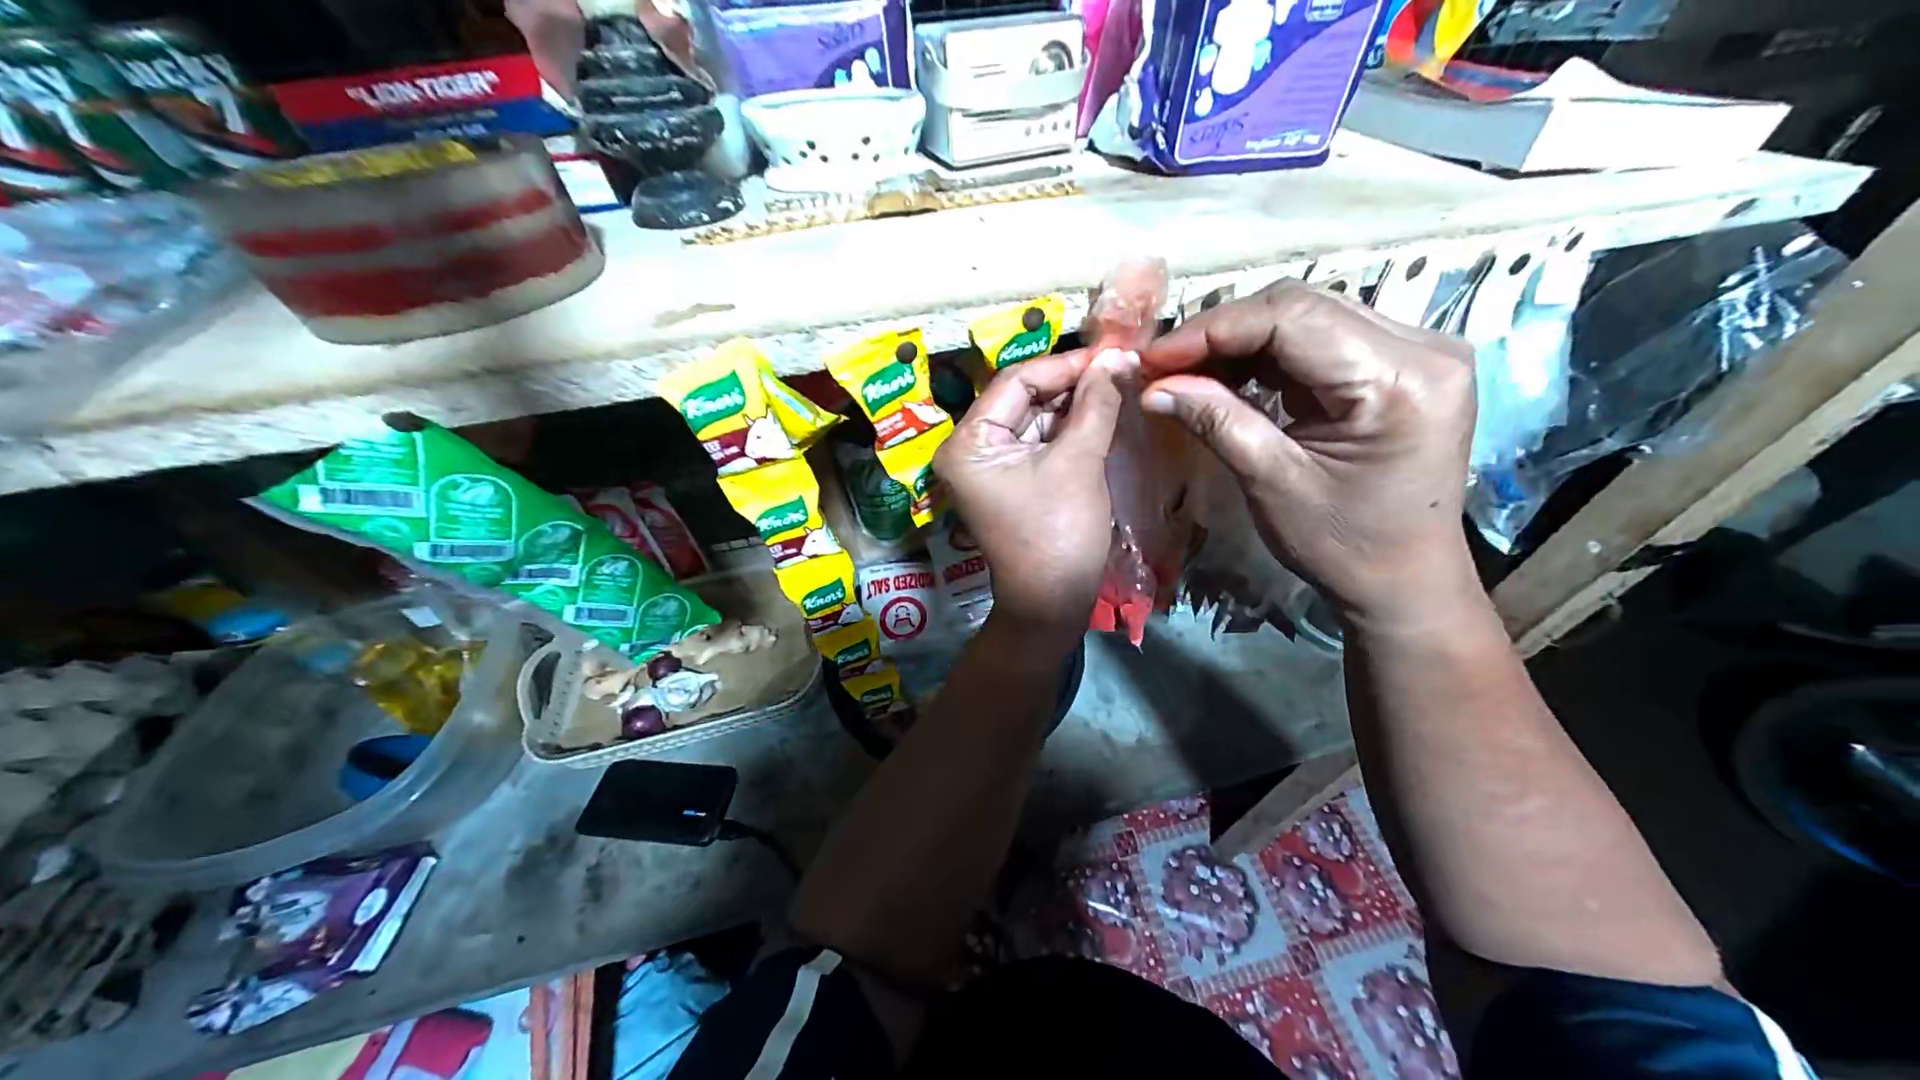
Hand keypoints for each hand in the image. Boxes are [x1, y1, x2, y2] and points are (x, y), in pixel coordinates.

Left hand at [934, 350, 1129, 637]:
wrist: (1052, 604)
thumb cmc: (1058, 534)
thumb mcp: (1078, 462)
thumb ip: (1095, 404)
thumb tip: (1117, 357)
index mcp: (968, 443)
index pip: (1015, 381)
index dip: (1065, 364)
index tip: (1111, 353)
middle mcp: (969, 449)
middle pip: (1023, 397)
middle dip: (1071, 383)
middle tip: (1119, 367)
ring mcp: (989, 465)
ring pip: (1035, 417)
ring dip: (1074, 404)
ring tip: (1117, 385)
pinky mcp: (1010, 480)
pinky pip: (1039, 441)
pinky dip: (1069, 428)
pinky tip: (1102, 412)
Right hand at [1139, 281, 1477, 630]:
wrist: (1404, 580)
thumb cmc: (1343, 544)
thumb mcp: (1272, 483)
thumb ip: (1216, 421)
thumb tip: (1152, 386)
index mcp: (1400, 379)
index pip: (1292, 318)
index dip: (1212, 329)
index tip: (1153, 357)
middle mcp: (1422, 346)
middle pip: (1301, 306)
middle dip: (1222, 331)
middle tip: (1164, 365)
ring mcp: (1417, 349)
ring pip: (1308, 314)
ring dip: (1241, 339)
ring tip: (1188, 371)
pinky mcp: (1401, 362)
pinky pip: (1321, 336)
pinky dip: (1267, 352)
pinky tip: (1229, 375)